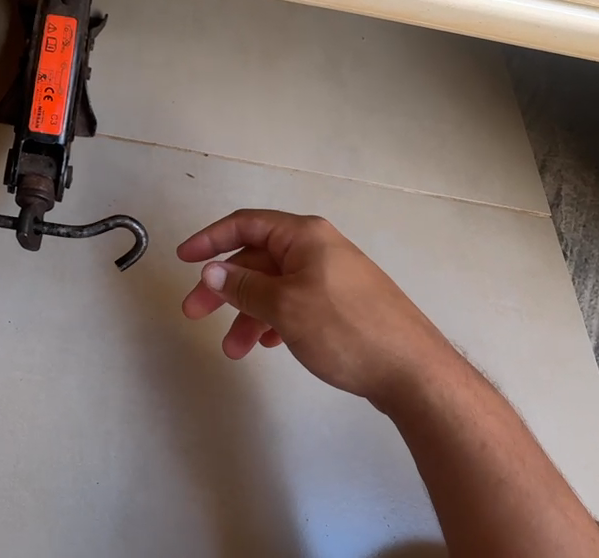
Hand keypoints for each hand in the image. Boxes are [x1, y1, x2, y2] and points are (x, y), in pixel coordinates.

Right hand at [178, 209, 461, 410]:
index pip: (245, 224)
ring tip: (233, 350)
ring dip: (248, 313)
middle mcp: (317, 248)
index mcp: (304, 235)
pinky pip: (295, 303)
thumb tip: (212, 270)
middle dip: (224, 287)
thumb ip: (243, 287)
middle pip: (256, 259)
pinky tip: (266, 345)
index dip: (210, 239)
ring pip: (274, 286)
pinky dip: (274, 320)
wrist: (415, 373)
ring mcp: (332, 276)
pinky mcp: (343, 305)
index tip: (183, 259)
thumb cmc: (345, 329)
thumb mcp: (285, 307)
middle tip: (194, 314)